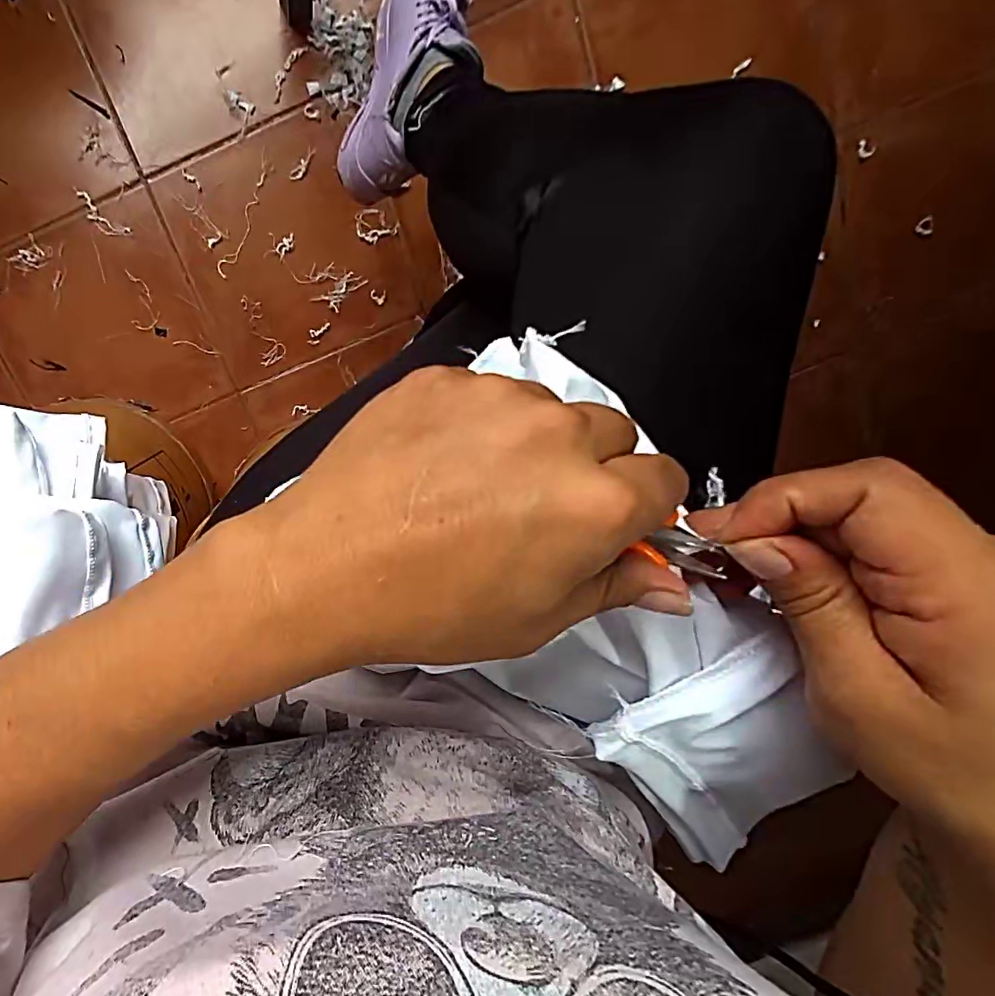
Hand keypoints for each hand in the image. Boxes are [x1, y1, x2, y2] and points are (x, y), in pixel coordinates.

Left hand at [221, 366, 689, 668]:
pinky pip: (492, 393)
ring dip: (539, 442)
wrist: (327, 567)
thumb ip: (615, 586)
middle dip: (597, 468)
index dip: (645, 505)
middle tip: (543, 507)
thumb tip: (668, 584)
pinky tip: (446, 463)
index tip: (619, 519)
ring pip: (554, 409)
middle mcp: (559, 435)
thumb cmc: (429, 605)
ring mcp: (500, 398)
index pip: (666, 480)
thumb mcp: (537, 616)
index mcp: (596, 502)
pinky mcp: (449, 379)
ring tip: (485, 486)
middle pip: (617, 433)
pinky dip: (483, 423)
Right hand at [689, 458, 994, 899]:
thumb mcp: (861, 698)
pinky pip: (900, 543)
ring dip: (811, 536)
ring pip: (881, 517)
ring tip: (756, 575)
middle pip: (872, 497)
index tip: (722, 533)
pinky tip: (813, 588)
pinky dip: (843, 555)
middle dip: (787, 516)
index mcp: (979, 583)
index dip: (786, 496)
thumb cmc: (960, 782)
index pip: (871, 488)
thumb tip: (756, 537)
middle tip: (721, 554)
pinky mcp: (990, 579)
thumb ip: (812, 602)